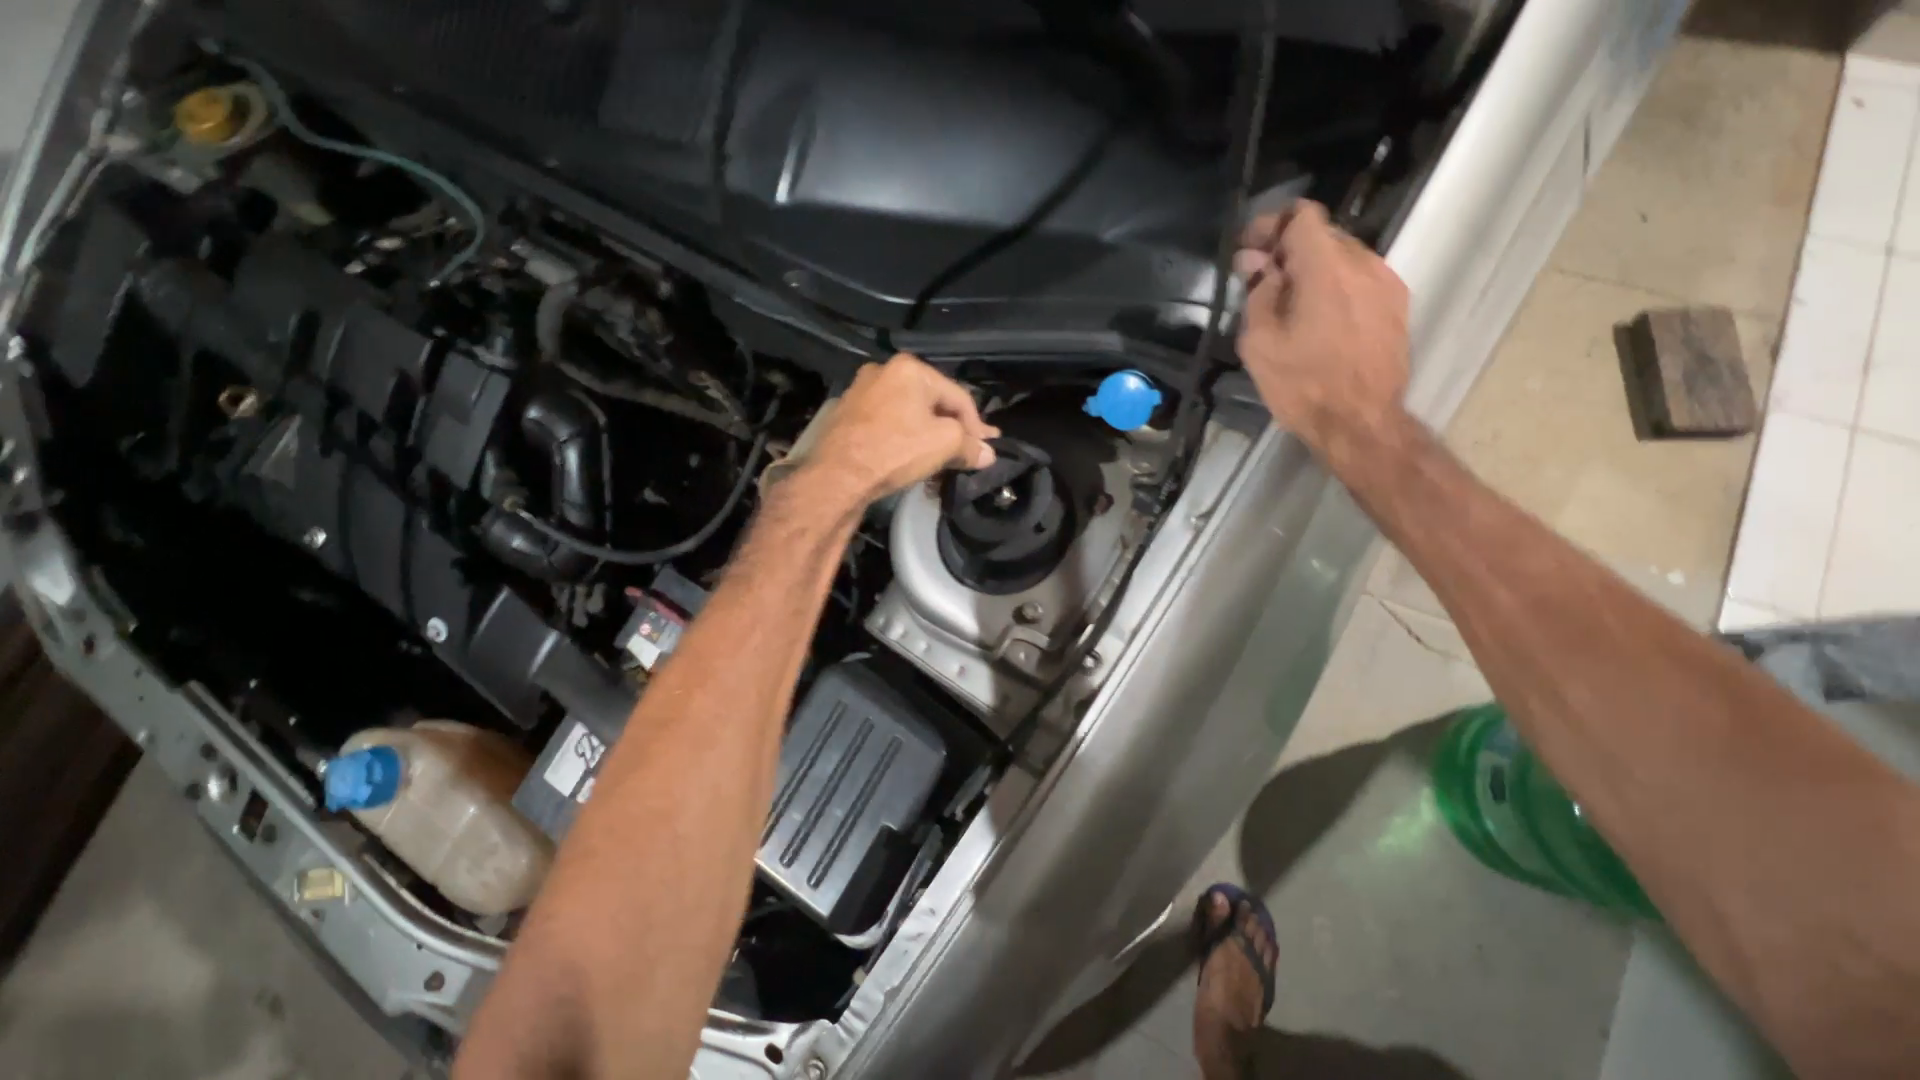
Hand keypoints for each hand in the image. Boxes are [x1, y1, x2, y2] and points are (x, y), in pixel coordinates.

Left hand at [801, 353, 999, 507]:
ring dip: (928, 432)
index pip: (957, 396)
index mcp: (910, 368)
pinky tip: (909, 454)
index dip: (977, 424)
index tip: (987, 447)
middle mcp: (883, 371)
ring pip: (908, 412)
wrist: (837, 475)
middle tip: (969, 449)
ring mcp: (860, 391)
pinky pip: (887, 422)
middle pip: (931, 401)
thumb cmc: (895, 450)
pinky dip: (903, 436)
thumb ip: (970, 445)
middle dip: (953, 427)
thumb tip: (987, 453)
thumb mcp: (944, 445)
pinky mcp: (846, 414)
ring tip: (942, 454)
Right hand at [1234, 201, 1411, 452]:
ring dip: (1315, 269)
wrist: (1361, 425)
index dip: (1271, 225)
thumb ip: (1258, 292)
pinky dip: (1337, 286)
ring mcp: (1386, 284)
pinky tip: (1320, 317)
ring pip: (1344, 257)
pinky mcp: (1397, 307)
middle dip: (1290, 248)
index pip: (1302, 216)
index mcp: (1326, 267)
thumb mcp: (1260, 342)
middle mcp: (1363, 264)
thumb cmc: (1304, 386)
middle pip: (1323, 234)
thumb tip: (1258, 263)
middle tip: (1263, 277)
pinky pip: (1361, 280)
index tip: (1250, 249)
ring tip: (1291, 301)